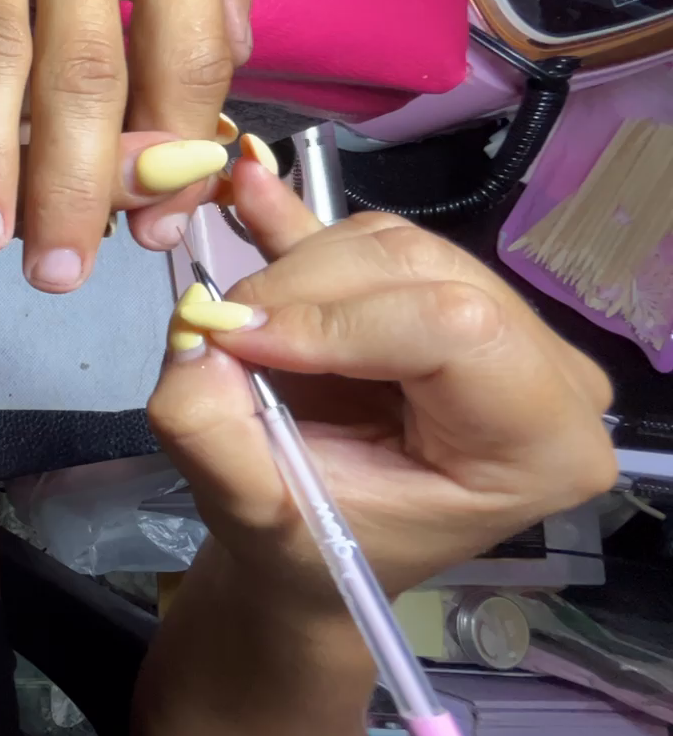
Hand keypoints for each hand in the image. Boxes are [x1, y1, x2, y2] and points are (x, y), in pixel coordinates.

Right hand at [149, 159, 617, 603]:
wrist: (312, 553)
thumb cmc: (300, 547)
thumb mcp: (244, 508)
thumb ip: (209, 430)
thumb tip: (198, 333)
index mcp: (532, 441)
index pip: (452, 325)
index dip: (326, 320)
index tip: (230, 344)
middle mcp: (536, 369)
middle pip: (413, 268)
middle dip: (291, 290)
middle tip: (216, 336)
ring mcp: (482, 323)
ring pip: (379, 243)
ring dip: (284, 270)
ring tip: (233, 321)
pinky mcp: (415, 300)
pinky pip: (356, 235)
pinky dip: (290, 212)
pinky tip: (245, 182)